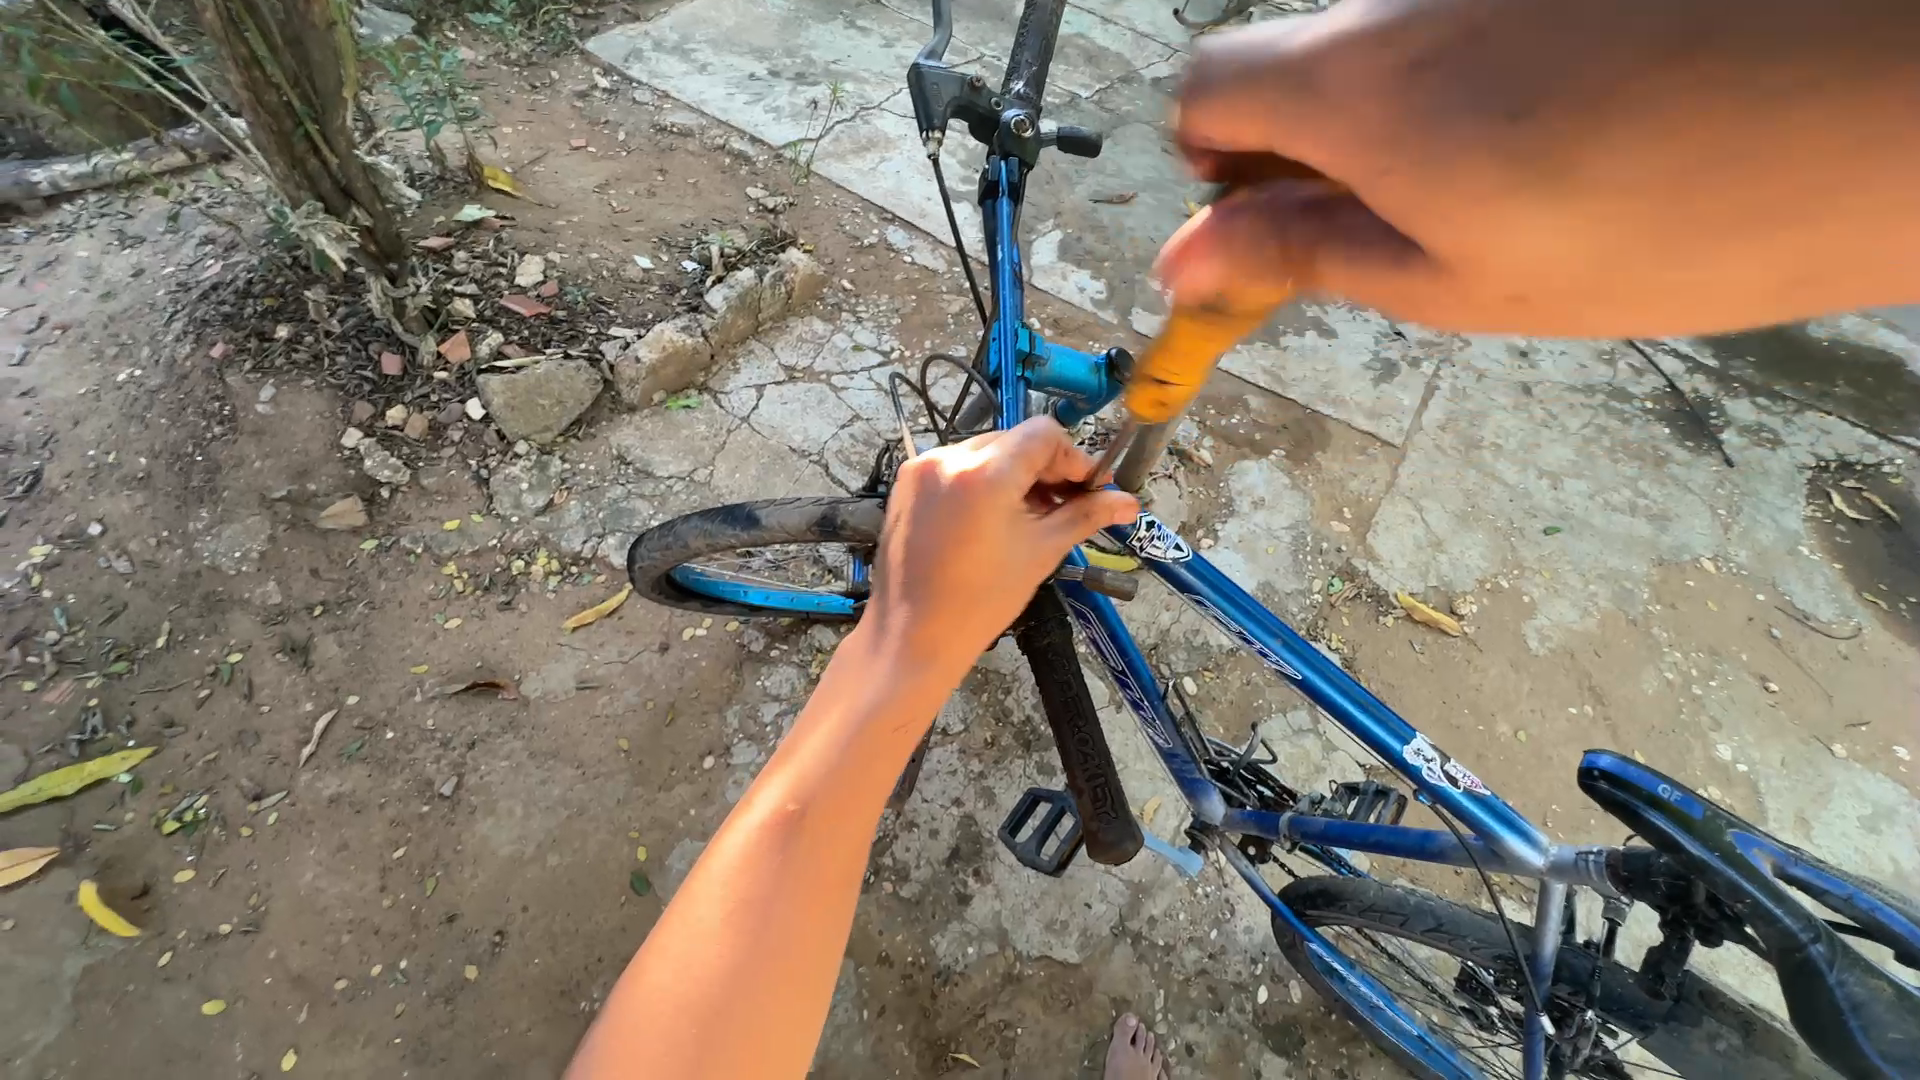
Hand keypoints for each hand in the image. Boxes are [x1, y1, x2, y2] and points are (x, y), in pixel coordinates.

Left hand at [863, 418, 1138, 679]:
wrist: (913, 634)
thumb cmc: (982, 600)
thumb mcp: (1041, 552)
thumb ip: (1085, 516)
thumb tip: (1128, 502)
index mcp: (985, 474)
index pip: (1043, 434)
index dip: (1073, 457)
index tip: (1088, 489)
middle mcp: (949, 457)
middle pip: (1014, 441)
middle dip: (1044, 468)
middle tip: (1064, 504)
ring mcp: (922, 469)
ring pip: (986, 452)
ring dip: (1014, 474)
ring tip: (1029, 515)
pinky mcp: (906, 483)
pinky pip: (956, 467)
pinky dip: (981, 481)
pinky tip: (993, 517)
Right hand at [1158, 0, 1919, 336]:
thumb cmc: (1663, 227)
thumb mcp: (1447, 278)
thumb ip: (1297, 253)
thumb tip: (1178, 263)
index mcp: (1355, 84)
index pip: (1204, 87)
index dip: (1211, 159)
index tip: (1266, 213)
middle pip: (1288, 60)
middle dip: (1297, 144)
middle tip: (1383, 218)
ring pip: (1377, 39)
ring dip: (1386, 112)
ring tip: (1498, 173)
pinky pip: (1457, 15)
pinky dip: (1464, 70)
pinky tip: (1562, 113)